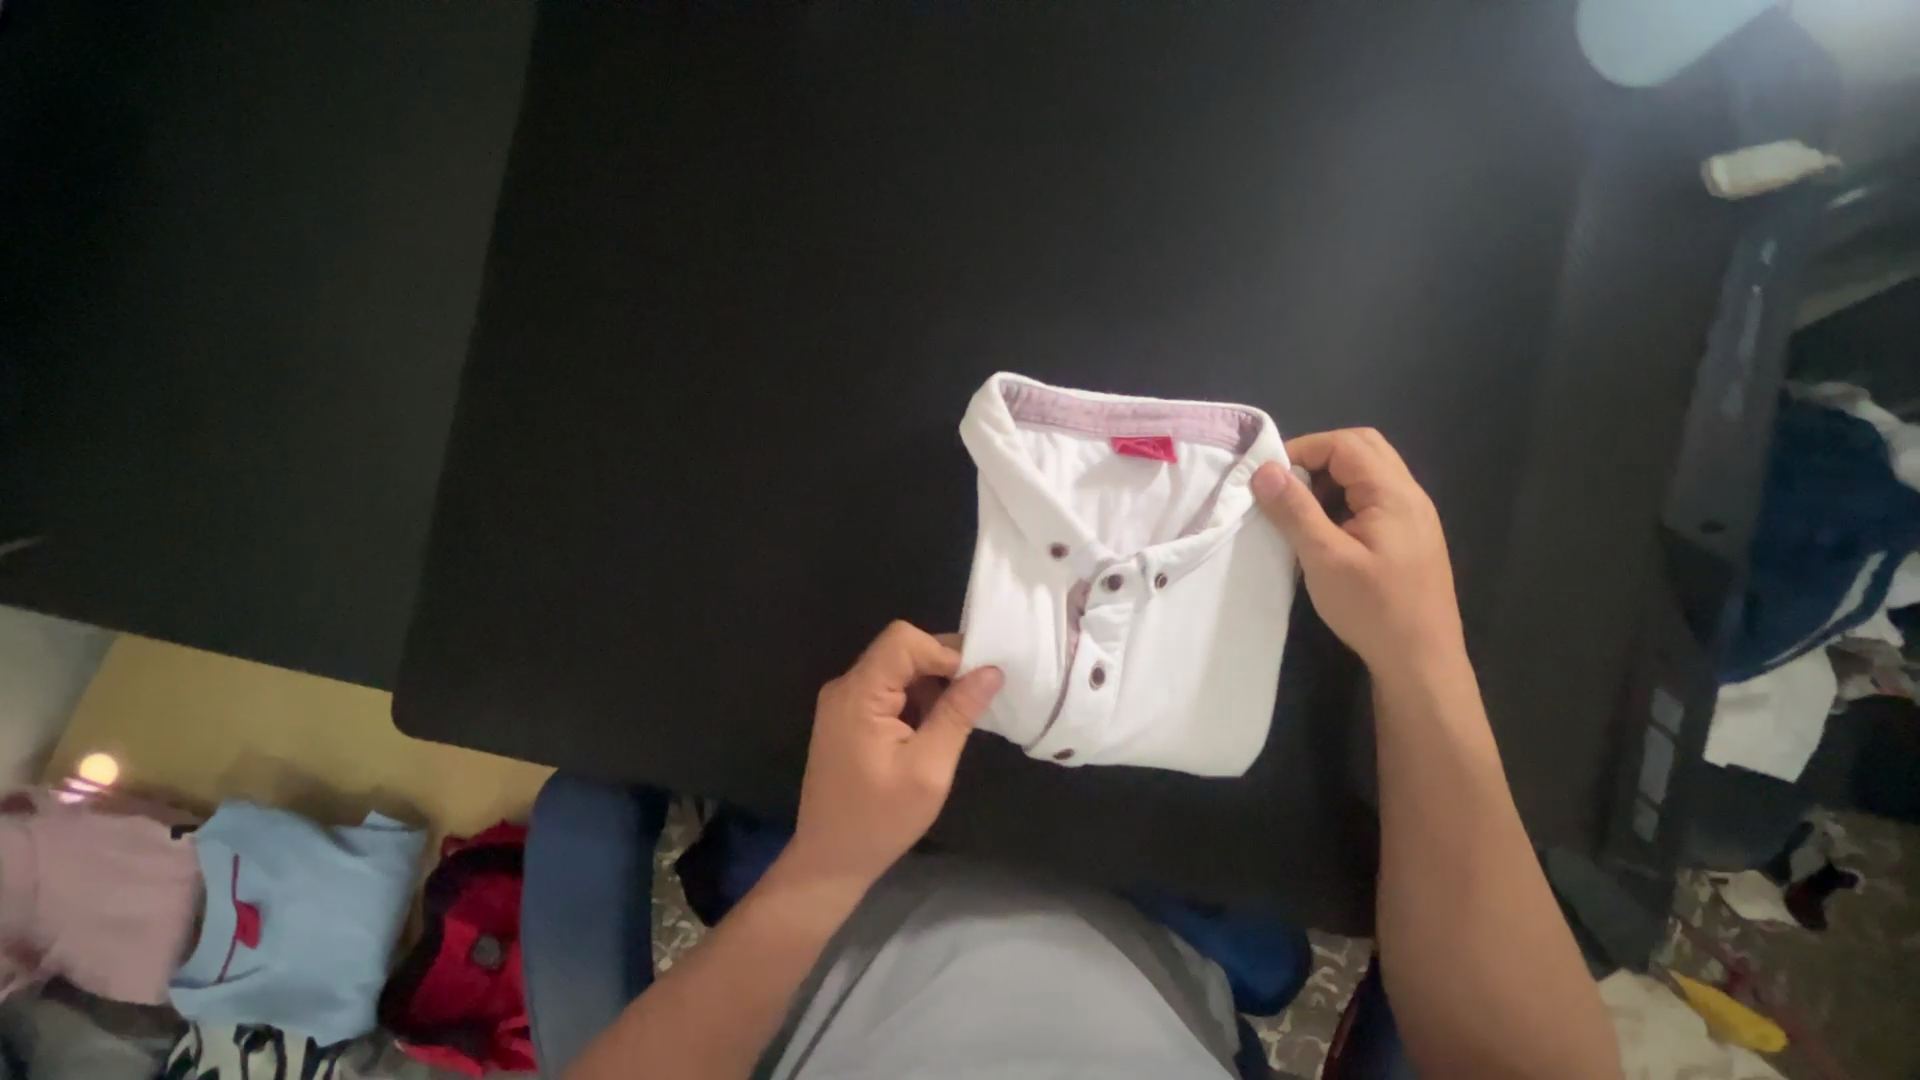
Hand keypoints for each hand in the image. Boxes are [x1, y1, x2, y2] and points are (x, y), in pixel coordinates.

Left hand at [787, 621, 1002, 885]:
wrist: (830, 861)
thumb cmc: (880, 820)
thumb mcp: (929, 769)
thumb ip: (957, 714)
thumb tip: (991, 671)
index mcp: (859, 695)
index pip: (903, 640)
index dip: (944, 652)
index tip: (975, 682)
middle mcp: (846, 687)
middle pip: (900, 650)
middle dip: (942, 667)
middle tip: (975, 700)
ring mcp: (844, 702)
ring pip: (897, 669)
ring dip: (931, 686)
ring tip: (955, 721)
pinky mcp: (848, 718)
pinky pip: (888, 690)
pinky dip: (915, 701)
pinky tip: (932, 731)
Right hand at [1252, 429, 1463, 673]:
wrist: (1421, 660)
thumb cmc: (1373, 609)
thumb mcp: (1325, 558)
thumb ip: (1295, 510)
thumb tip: (1265, 470)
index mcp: (1393, 494)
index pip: (1346, 444)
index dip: (1303, 449)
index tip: (1268, 477)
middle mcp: (1409, 495)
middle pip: (1363, 448)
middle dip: (1317, 457)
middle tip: (1284, 486)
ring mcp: (1413, 516)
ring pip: (1368, 473)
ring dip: (1329, 480)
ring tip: (1299, 510)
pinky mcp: (1408, 537)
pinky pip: (1373, 499)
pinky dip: (1343, 500)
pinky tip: (1324, 532)